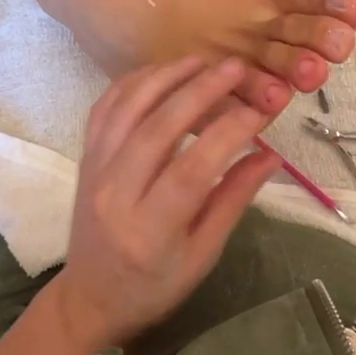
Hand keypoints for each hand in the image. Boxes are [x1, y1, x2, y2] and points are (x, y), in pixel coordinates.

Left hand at [43, 56, 283, 351]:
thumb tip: (270, 154)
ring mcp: (95, 169)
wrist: (91, 294)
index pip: (192, 170)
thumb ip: (233, 201)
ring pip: (128, 108)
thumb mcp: (203, 255)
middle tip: (235, 67)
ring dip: (166, 77)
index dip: (227, 134)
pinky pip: (106, 106)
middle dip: (200, 92)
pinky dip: (133, 82)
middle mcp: (117, 193)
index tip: (260, 110)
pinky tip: (161, 72)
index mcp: (150, 230)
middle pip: (158, 129)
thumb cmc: (155, 284)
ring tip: (201, 60)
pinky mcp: (85, 154)